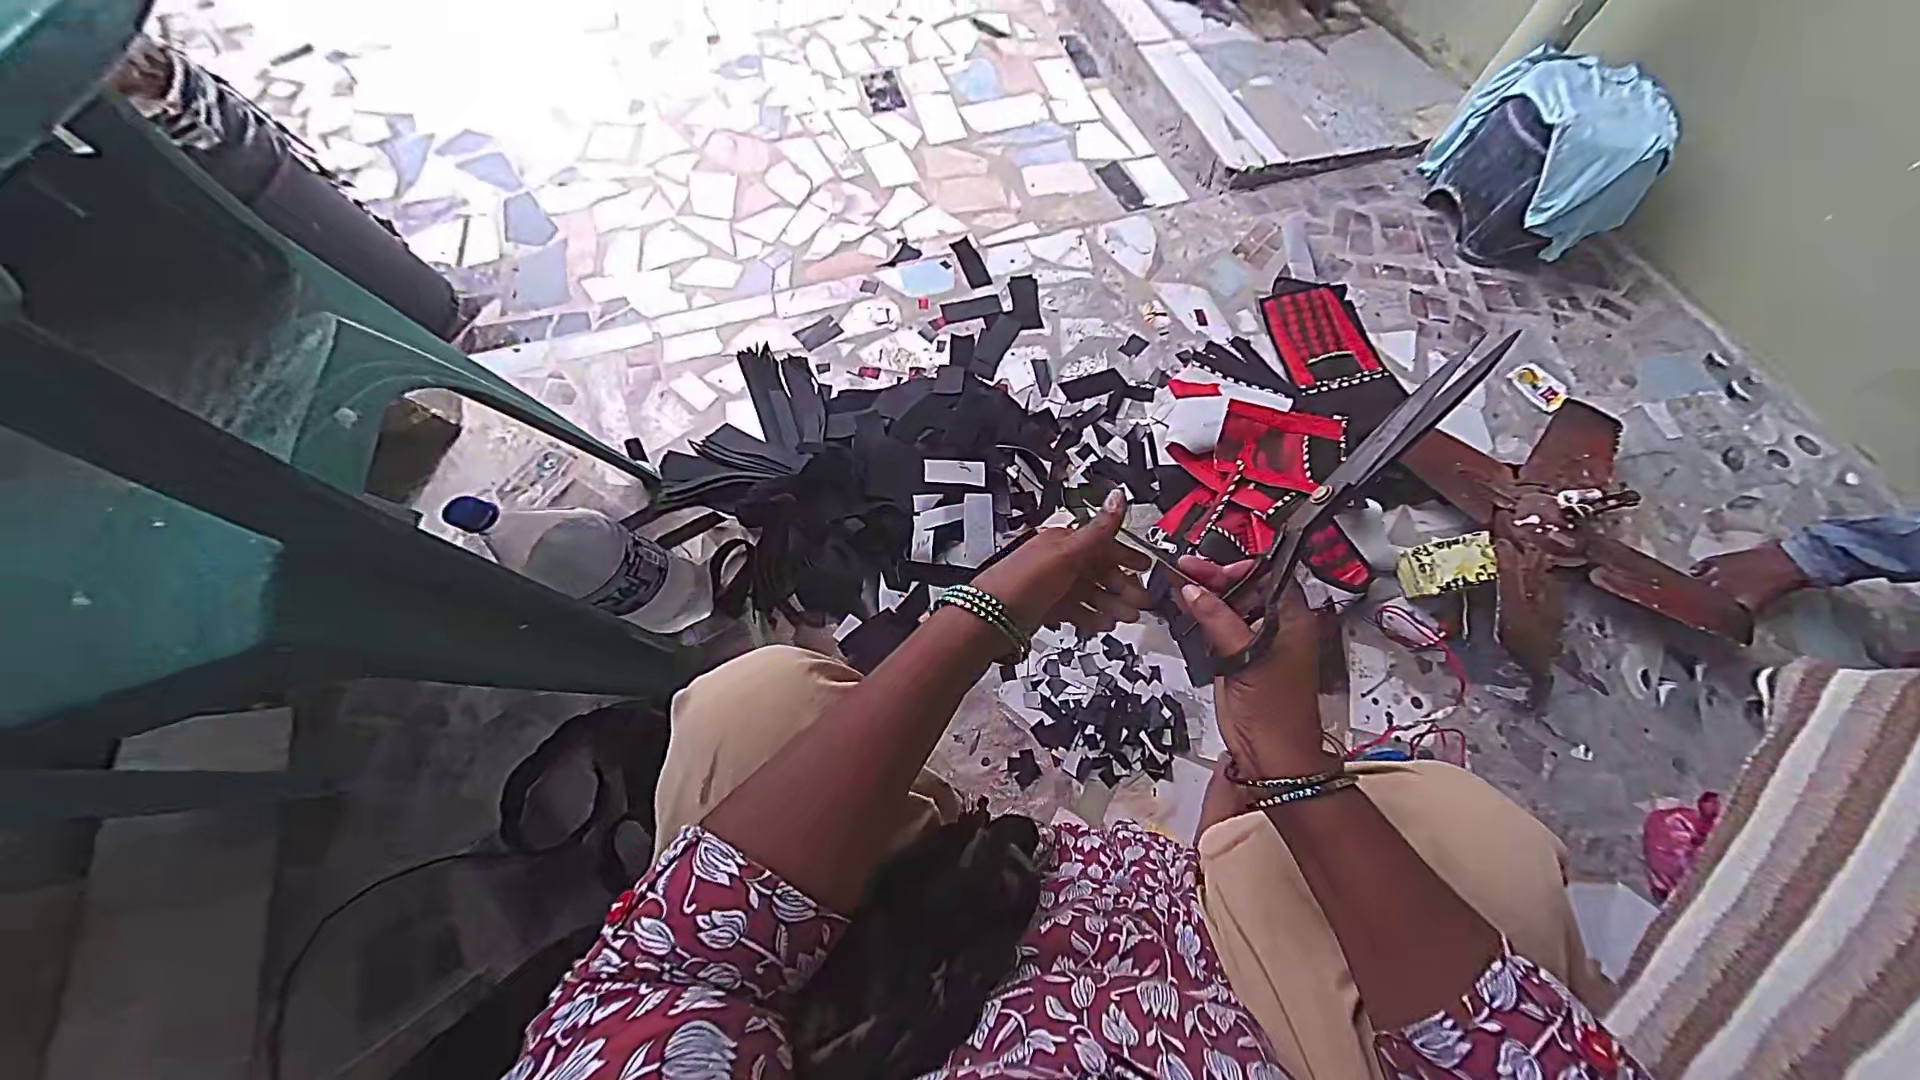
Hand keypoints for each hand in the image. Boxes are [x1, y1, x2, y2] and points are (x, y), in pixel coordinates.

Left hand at [971, 489, 1153, 633]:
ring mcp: (1051, 587)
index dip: (1127, 557)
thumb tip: (1117, 498)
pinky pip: (1076, 610)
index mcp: (1062, 542)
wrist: (989, 619)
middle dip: (1123, 585)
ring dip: (1112, 603)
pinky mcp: (1045, 609)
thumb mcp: (1066, 553)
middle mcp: (1057, 562)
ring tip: (1128, 615)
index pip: (1103, 545)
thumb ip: (1097, 530)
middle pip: (1099, 571)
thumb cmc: (1020, 582)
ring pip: (1089, 592)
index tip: (1146, 567)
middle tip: (1143, 599)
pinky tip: (1103, 623)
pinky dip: (1092, 616)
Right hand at [1174, 557, 1341, 778]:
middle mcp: (1272, 626)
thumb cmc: (1278, 711)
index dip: (1240, 568)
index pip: (1267, 578)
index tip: (1213, 567)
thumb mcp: (1249, 657)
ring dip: (1202, 594)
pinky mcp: (1230, 655)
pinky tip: (1181, 605)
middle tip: (1187, 570)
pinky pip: (1212, 626)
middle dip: (1214, 578)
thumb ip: (1219, 620)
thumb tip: (1195, 591)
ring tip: (1179, 583)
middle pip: (1242, 588)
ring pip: (1225, 605)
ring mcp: (1250, 640)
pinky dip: (1196, 614)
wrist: (1269, 751)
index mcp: (1291, 620)